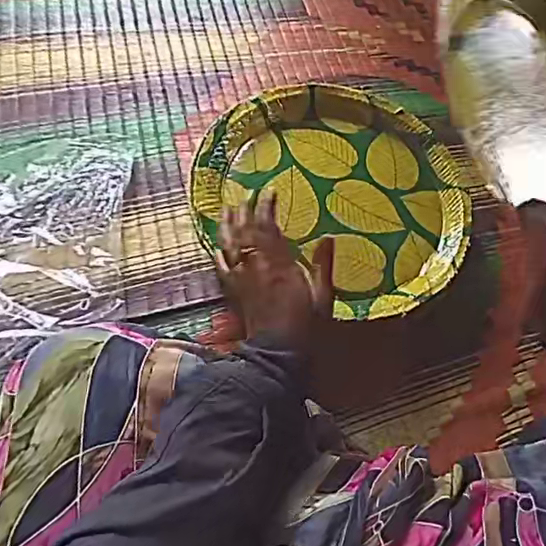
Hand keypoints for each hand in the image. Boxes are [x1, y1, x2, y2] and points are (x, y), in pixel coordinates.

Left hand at [215, 194, 335, 350]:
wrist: (276, 354)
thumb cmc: (305, 326)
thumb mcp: (323, 296)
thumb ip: (324, 265)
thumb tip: (329, 237)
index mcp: (281, 266)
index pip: (269, 229)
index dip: (267, 208)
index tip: (269, 191)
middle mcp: (258, 269)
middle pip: (245, 234)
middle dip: (244, 212)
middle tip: (243, 196)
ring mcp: (243, 281)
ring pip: (230, 247)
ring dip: (227, 227)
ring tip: (227, 211)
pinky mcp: (234, 293)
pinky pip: (222, 269)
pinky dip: (218, 255)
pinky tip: (216, 246)